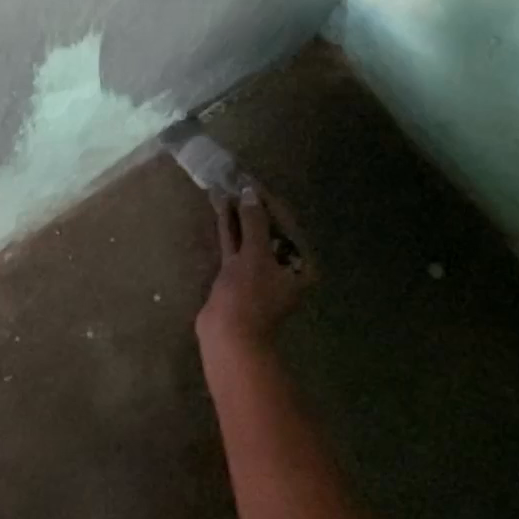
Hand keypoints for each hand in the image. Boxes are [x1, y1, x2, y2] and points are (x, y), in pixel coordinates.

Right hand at [197, 182, 314, 347]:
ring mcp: (260, 270)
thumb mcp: (255, 255)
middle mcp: (283, 265)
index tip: (249, 180)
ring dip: (238, 213)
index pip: (285, 222)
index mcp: (300, 264)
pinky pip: (236, 245)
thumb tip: (249, 193)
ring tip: (224, 187)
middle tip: (235, 180)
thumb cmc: (250, 296)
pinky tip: (219, 207)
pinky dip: (229, 228)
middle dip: (251, 205)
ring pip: (249, 235)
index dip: (267, 200)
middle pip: (268, 228)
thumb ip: (254, 222)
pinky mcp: (238, 275)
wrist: (228, 337)